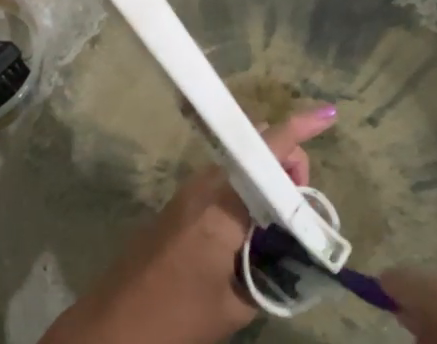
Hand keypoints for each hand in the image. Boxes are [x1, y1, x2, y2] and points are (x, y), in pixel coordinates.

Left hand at [39, 106, 338, 343]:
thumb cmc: (174, 318)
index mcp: (222, 207)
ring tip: (287, 222)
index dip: (298, 131)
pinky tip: (256, 229)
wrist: (109, 328)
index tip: (327, 115)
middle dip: (287, 166)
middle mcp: (203, 187)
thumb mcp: (235, 305)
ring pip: (238, 169)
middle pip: (254, 154)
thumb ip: (273, 274)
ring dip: (266, 181)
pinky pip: (222, 185)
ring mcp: (186, 194)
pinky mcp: (176, 207)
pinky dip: (247, 195)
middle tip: (305, 209)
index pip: (265, 155)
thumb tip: (298, 255)